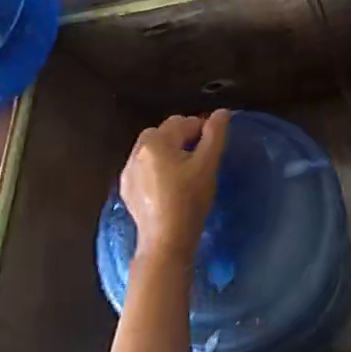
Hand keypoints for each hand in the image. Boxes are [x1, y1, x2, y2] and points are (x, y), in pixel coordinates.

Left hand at [120, 110, 231, 262]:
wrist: (166, 240)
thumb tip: (223, 112)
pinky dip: (157, 168)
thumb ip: (216, 134)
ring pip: (153, 150)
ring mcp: (128, 171)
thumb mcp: (208, 164)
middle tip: (201, 158)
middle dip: (183, 138)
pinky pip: (144, 168)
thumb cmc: (190, 200)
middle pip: (164, 133)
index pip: (183, 122)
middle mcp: (137, 151)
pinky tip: (169, 186)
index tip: (214, 146)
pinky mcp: (127, 189)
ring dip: (169, 152)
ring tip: (186, 171)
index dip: (202, 130)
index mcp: (156, 141)